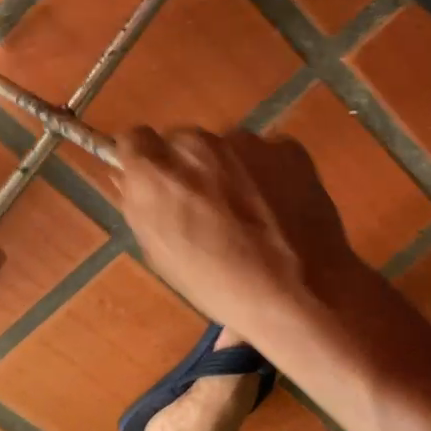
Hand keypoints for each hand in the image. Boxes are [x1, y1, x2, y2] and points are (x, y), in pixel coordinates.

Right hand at [112, 127, 364, 334]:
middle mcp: (195, 145)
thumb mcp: (160, 252)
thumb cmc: (218, 283)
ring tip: (250, 213)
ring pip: (224, 147)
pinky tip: (278, 208)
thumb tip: (129, 177)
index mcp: (155, 172)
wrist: (301, 292)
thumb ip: (139, 205)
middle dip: (188, 167)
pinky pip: (264, 153)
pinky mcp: (286, 147)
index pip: (134, 138)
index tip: (155, 182)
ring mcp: (244, 142)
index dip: (144, 160)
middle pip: (181, 142)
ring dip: (228, 169)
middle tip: (206, 206)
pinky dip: (266, 173)